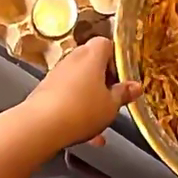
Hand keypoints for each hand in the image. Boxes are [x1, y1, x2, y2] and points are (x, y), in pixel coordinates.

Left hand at [13, 37, 141, 150]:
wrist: (42, 126)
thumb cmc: (81, 110)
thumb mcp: (111, 105)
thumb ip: (124, 94)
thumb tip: (135, 87)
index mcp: (92, 55)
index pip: (106, 44)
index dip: (116, 59)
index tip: (123, 77)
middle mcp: (72, 60)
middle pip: (92, 63)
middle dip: (104, 81)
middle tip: (114, 98)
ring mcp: (57, 75)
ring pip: (80, 83)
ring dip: (91, 98)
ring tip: (101, 120)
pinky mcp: (45, 92)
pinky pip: (67, 97)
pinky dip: (77, 110)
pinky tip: (86, 134)